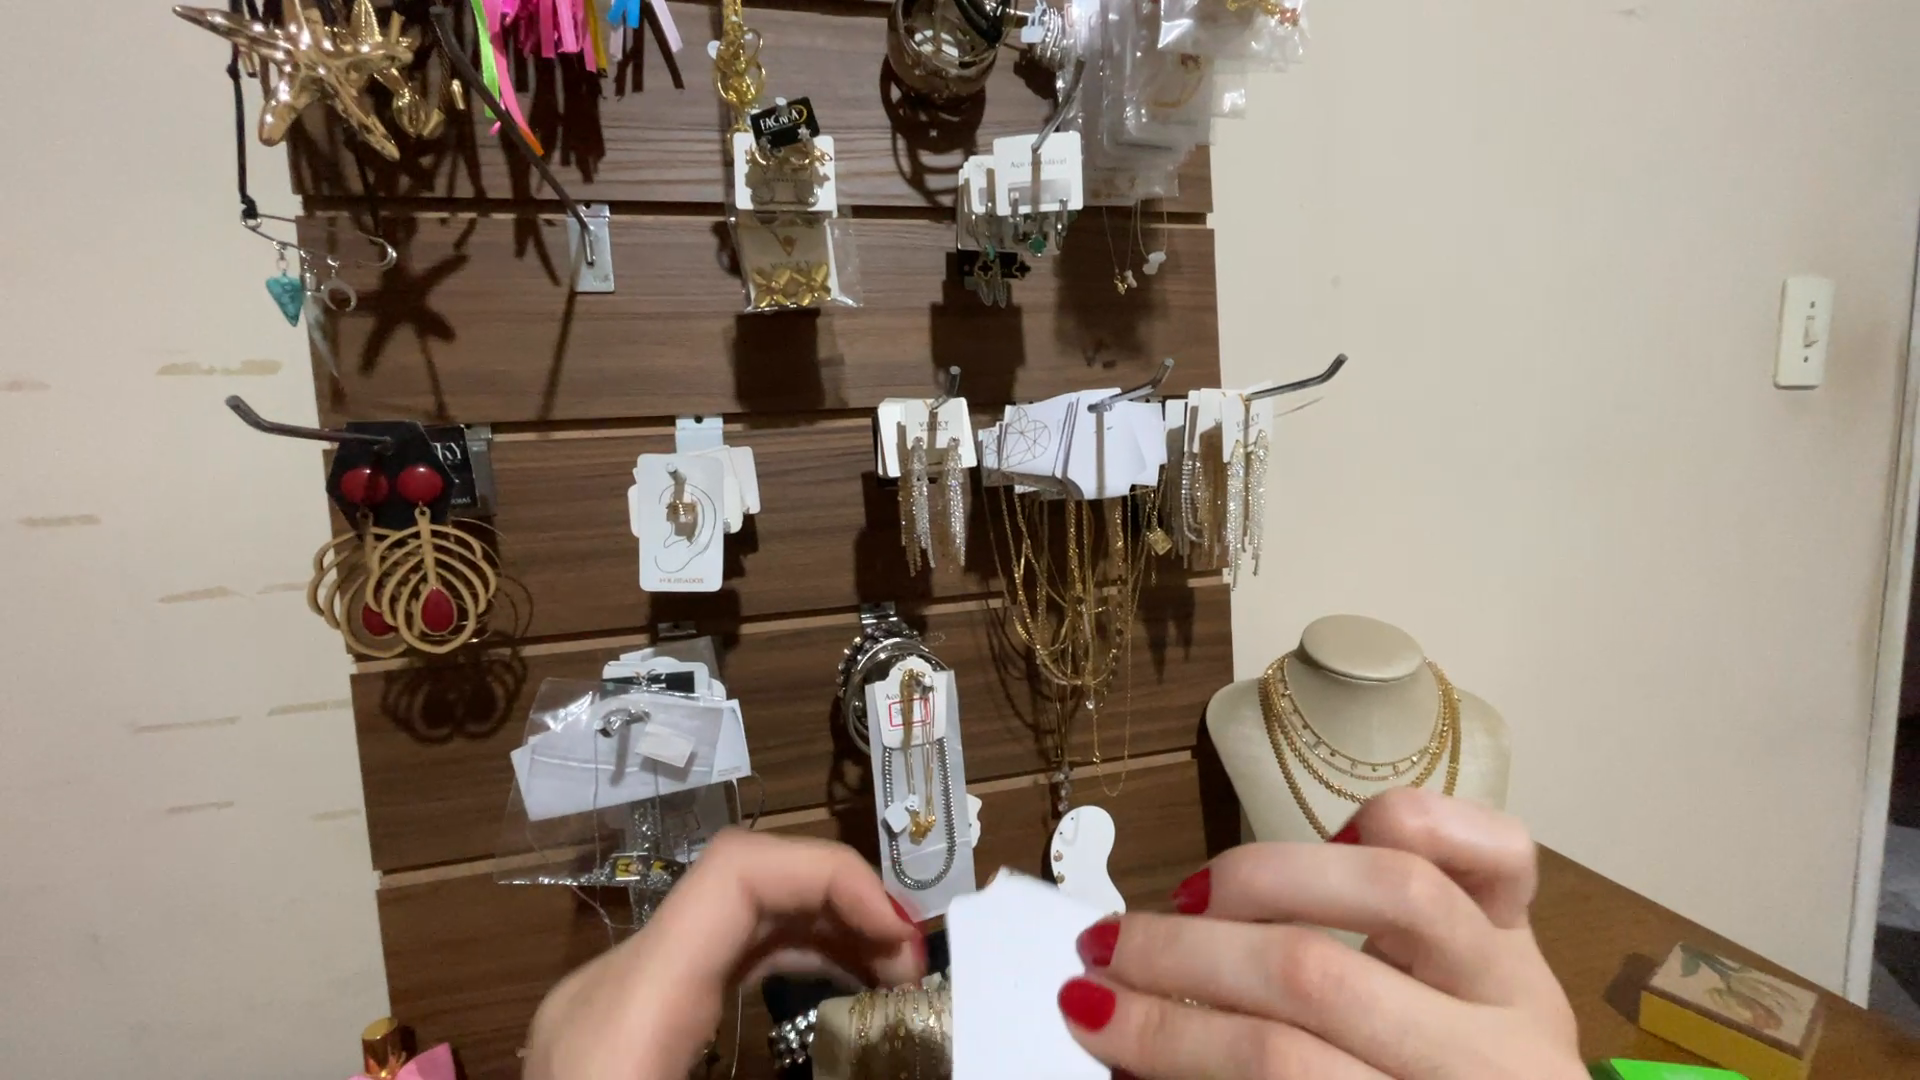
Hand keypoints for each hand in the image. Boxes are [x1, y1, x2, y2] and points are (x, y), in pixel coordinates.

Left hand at [525, 830, 924, 1079]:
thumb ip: (814, 1073)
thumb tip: (905, 1053)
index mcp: (623, 1019)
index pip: (735, 875)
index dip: (831, 877)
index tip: (901, 937)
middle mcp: (609, 987)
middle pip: (743, 881)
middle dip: (842, 901)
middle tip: (910, 961)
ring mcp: (611, 1002)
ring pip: (733, 912)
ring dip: (821, 923)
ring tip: (890, 968)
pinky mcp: (624, 1023)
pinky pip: (717, 954)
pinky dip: (786, 952)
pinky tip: (831, 982)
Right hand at [1056, 789, 1584, 1078]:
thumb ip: (1230, 1069)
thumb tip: (1110, 1038)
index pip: (1286, 1071)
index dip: (1179, 1040)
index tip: (1101, 1022)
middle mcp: (1496, 1062)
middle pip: (1312, 975)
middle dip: (1176, 956)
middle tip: (1096, 952)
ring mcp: (1517, 983)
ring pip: (1390, 884)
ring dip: (1255, 879)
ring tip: (1185, 900)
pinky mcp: (1525, 927)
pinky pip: (1492, 848)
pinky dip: (1403, 821)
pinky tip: (1334, 835)